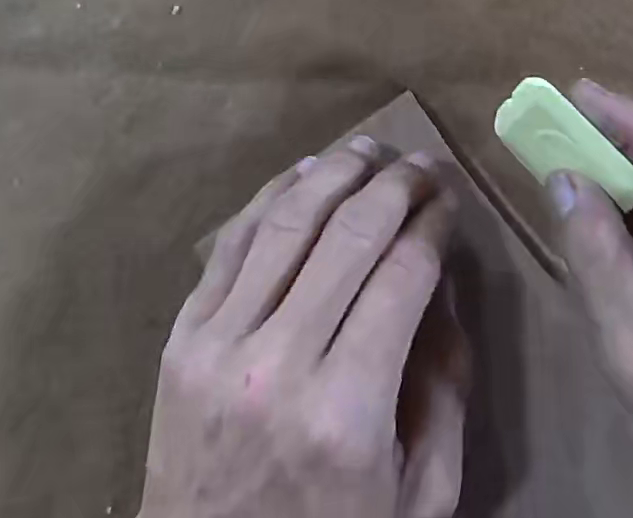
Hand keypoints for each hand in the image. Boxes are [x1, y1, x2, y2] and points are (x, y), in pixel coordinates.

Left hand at [139, 137, 467, 517]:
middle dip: (398, 184)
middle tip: (424, 163)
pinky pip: (232, 244)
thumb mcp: (422, 490)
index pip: (405, 272)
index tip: (452, 198)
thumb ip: (446, 382)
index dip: (436, 221)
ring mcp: (216, 347)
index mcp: (347, 411)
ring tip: (369, 150)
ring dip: (335, 172)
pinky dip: (272, 195)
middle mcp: (277, 365)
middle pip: (351, 234)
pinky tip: (306, 170)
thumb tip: (442, 280)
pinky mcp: (180, 341)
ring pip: (287, 222)